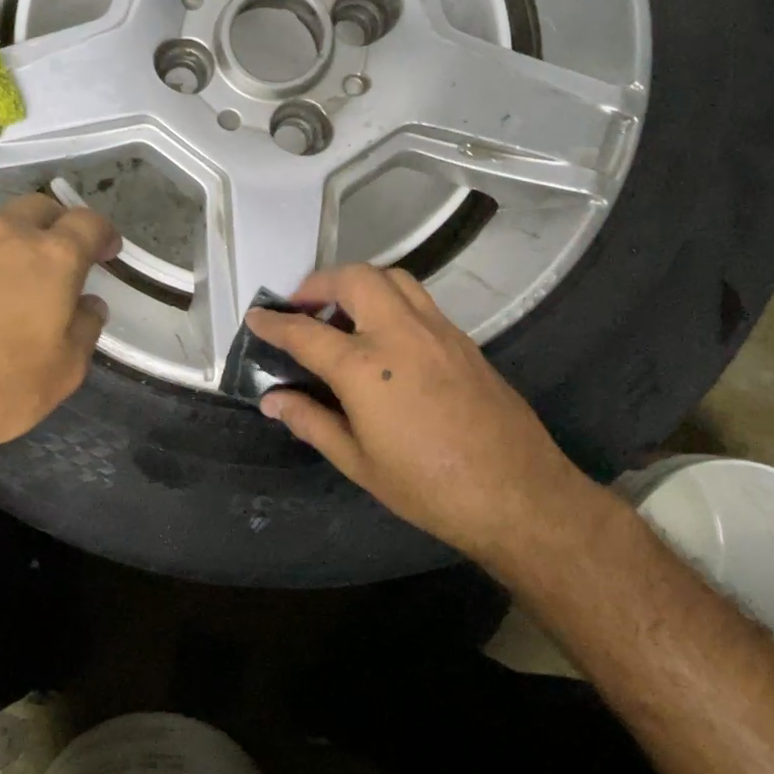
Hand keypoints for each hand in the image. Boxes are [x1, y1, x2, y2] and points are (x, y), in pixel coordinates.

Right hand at [244, 265, 585, 560]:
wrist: (518, 495)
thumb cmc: (429, 487)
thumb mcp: (358, 463)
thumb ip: (311, 422)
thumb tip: (273, 400)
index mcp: (365, 368)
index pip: (305, 332)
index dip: (273, 323)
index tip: (255, 318)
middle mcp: (400, 335)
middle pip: (354, 279)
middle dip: (319, 283)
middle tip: (302, 307)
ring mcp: (438, 333)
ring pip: (393, 279)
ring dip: (358, 283)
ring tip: (342, 313)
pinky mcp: (463, 341)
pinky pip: (419, 301)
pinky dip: (390, 300)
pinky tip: (383, 336)